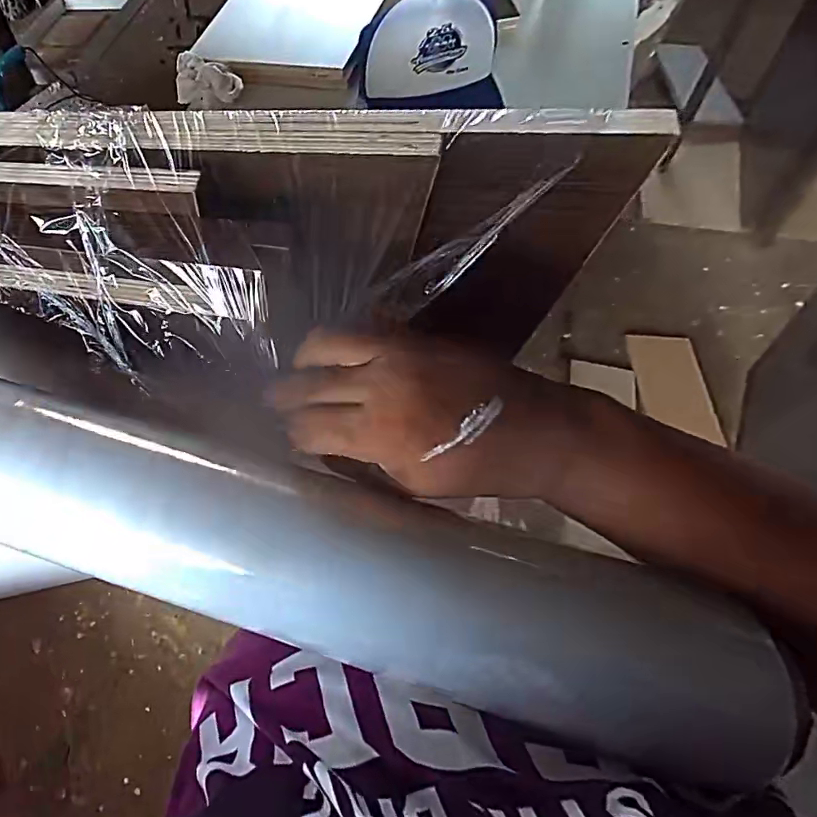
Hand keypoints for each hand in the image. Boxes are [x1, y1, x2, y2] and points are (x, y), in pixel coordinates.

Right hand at [266, 330, 593, 501]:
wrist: (543, 431)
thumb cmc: (478, 470)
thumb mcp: (415, 486)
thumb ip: (361, 467)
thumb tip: (318, 451)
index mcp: (382, 436)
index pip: (308, 429)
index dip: (290, 436)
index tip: (287, 438)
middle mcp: (379, 389)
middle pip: (305, 388)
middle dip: (282, 400)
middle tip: (272, 406)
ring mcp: (393, 356)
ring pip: (319, 347)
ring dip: (299, 364)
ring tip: (297, 374)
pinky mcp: (408, 337)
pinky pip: (353, 330)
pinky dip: (330, 343)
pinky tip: (327, 356)